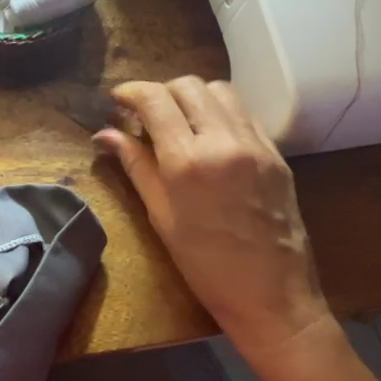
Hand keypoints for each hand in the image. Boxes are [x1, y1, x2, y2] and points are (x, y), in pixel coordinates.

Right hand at [93, 77, 331, 359]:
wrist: (272, 295)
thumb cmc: (205, 265)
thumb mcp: (160, 216)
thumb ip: (135, 166)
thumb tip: (104, 134)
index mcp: (187, 161)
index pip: (155, 99)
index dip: (130, 92)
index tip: (117, 100)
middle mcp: (223, 141)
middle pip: (187, 86)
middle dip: (160, 92)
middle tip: (145, 114)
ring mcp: (255, 144)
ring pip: (219, 91)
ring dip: (192, 97)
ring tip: (179, 121)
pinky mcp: (276, 153)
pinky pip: (243, 113)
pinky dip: (220, 111)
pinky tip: (209, 136)